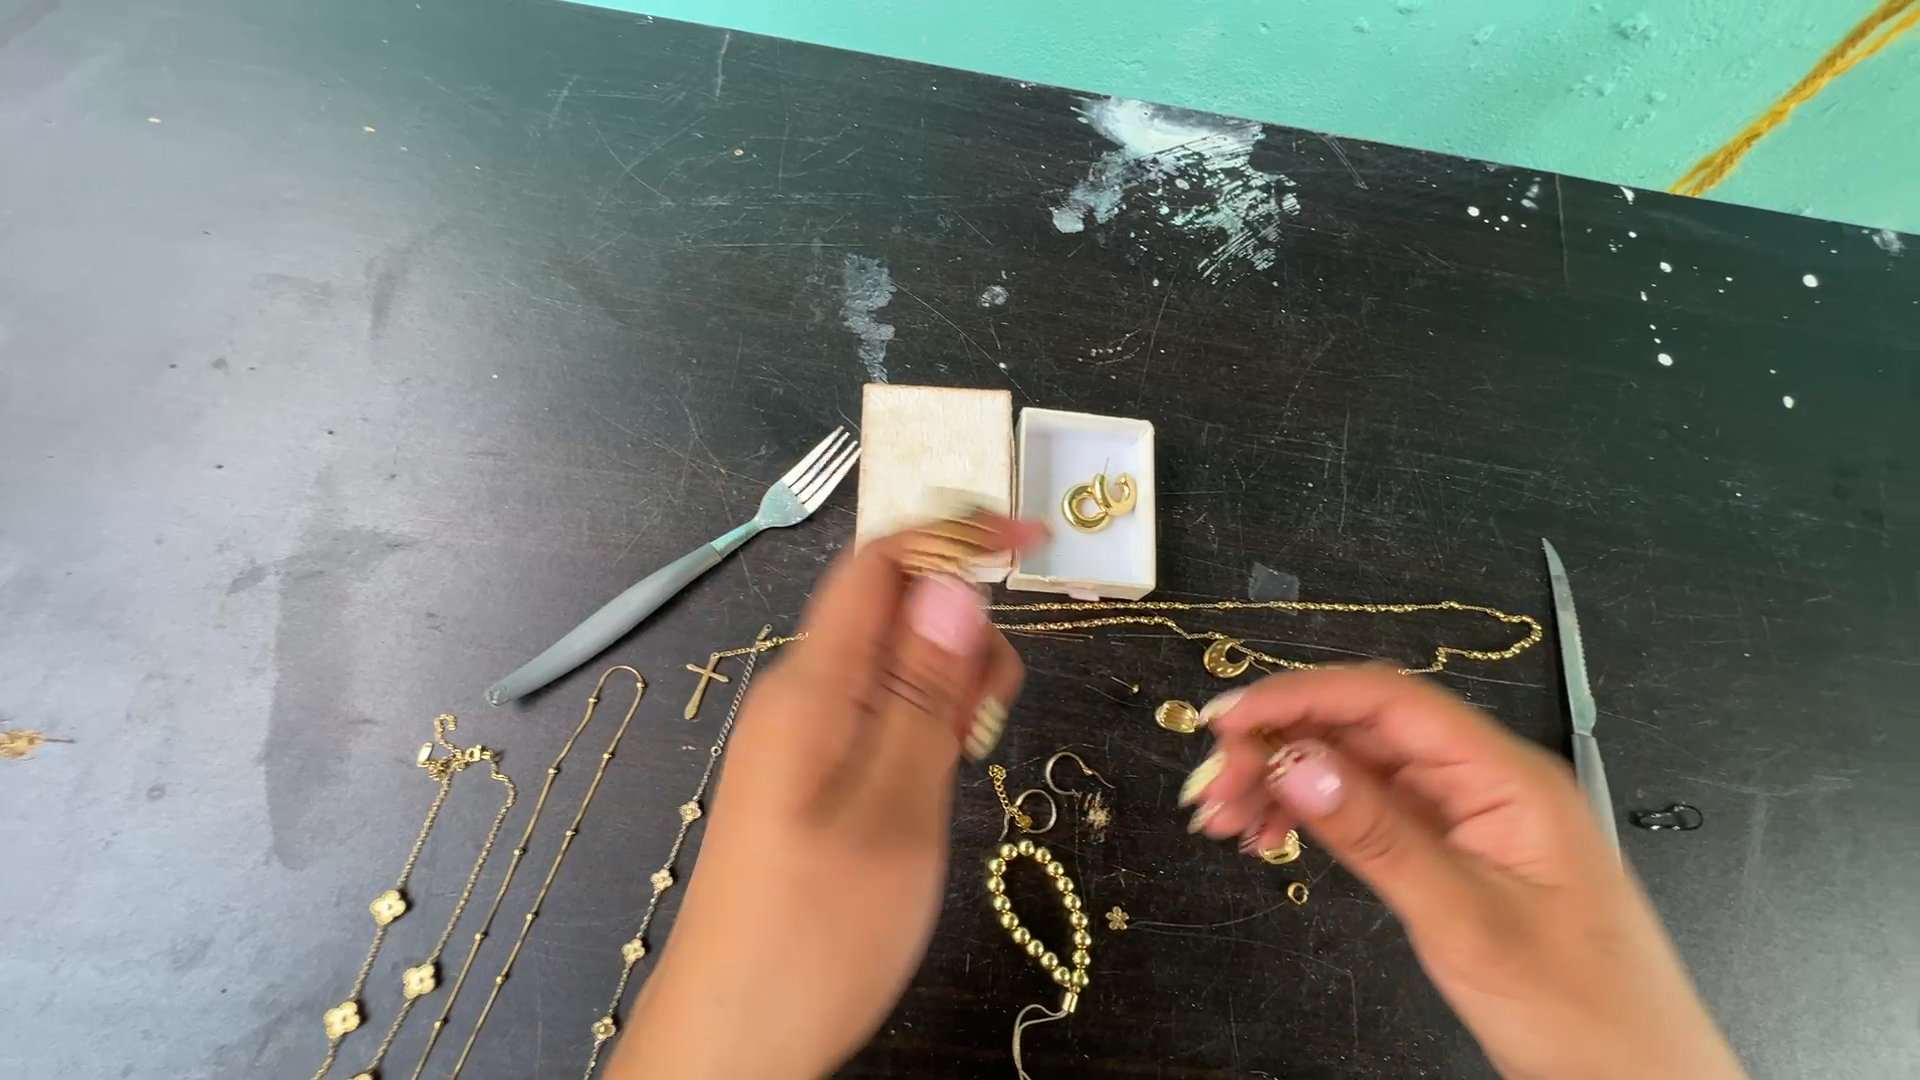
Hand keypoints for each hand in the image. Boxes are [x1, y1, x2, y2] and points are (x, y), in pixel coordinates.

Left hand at [610, 519, 1045, 1079]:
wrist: (730, 1044)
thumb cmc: (815, 935)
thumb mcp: (893, 810)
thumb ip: (924, 694)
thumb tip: (953, 588)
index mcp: (815, 685)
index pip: (881, 565)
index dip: (953, 537)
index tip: (1029, 539)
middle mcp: (804, 692)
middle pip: (892, 612)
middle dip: (959, 631)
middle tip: (990, 708)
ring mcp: (803, 732)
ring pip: (892, 665)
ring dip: (946, 684)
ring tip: (963, 754)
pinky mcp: (811, 769)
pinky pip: (877, 712)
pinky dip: (922, 721)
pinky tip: (935, 772)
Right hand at [1183, 667, 1745, 1079]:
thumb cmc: (1577, 1014)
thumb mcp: (1467, 922)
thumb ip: (1375, 834)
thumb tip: (1291, 762)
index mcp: (1501, 773)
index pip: (1385, 700)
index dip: (1299, 696)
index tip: (1227, 721)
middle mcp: (1471, 775)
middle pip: (1354, 728)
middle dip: (1275, 746)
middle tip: (1213, 788)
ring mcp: (1452, 808)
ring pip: (1345, 765)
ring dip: (1278, 782)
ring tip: (1223, 819)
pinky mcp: (1435, 841)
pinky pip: (1354, 806)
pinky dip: (1302, 814)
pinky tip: (1263, 834)